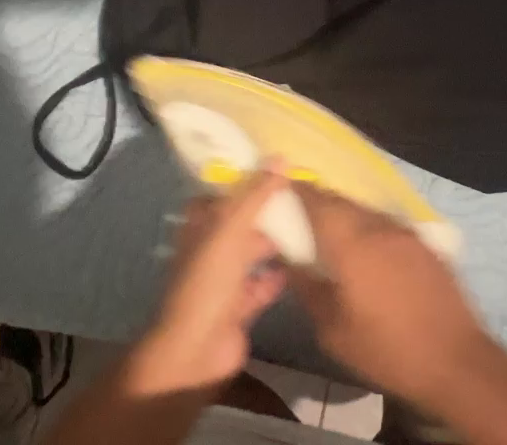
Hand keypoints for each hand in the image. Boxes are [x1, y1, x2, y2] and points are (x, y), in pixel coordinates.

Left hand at [125, 165, 290, 396]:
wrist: (197, 349)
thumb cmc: (208, 281)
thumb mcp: (231, 229)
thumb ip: (256, 194)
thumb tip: (279, 158)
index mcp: (199, 225)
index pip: (219, 194)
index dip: (242, 181)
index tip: (273, 169)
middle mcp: (208, 248)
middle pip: (239, 223)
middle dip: (264, 213)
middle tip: (300, 198)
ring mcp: (222, 280)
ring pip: (251, 254)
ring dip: (274, 244)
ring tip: (308, 228)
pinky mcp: (238, 307)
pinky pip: (261, 286)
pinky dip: (277, 278)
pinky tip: (301, 268)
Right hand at [287, 184, 492, 400]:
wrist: (457, 362)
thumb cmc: (387, 350)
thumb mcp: (333, 330)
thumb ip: (307, 289)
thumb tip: (288, 261)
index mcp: (351, 243)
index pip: (318, 201)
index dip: (299, 192)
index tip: (283, 192)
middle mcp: (378, 227)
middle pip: (343, 201)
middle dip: (322, 202)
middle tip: (304, 216)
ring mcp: (406, 233)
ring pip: (367, 211)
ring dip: (348, 215)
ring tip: (336, 234)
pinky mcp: (426, 245)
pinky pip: (388, 225)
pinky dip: (371, 228)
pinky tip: (371, 252)